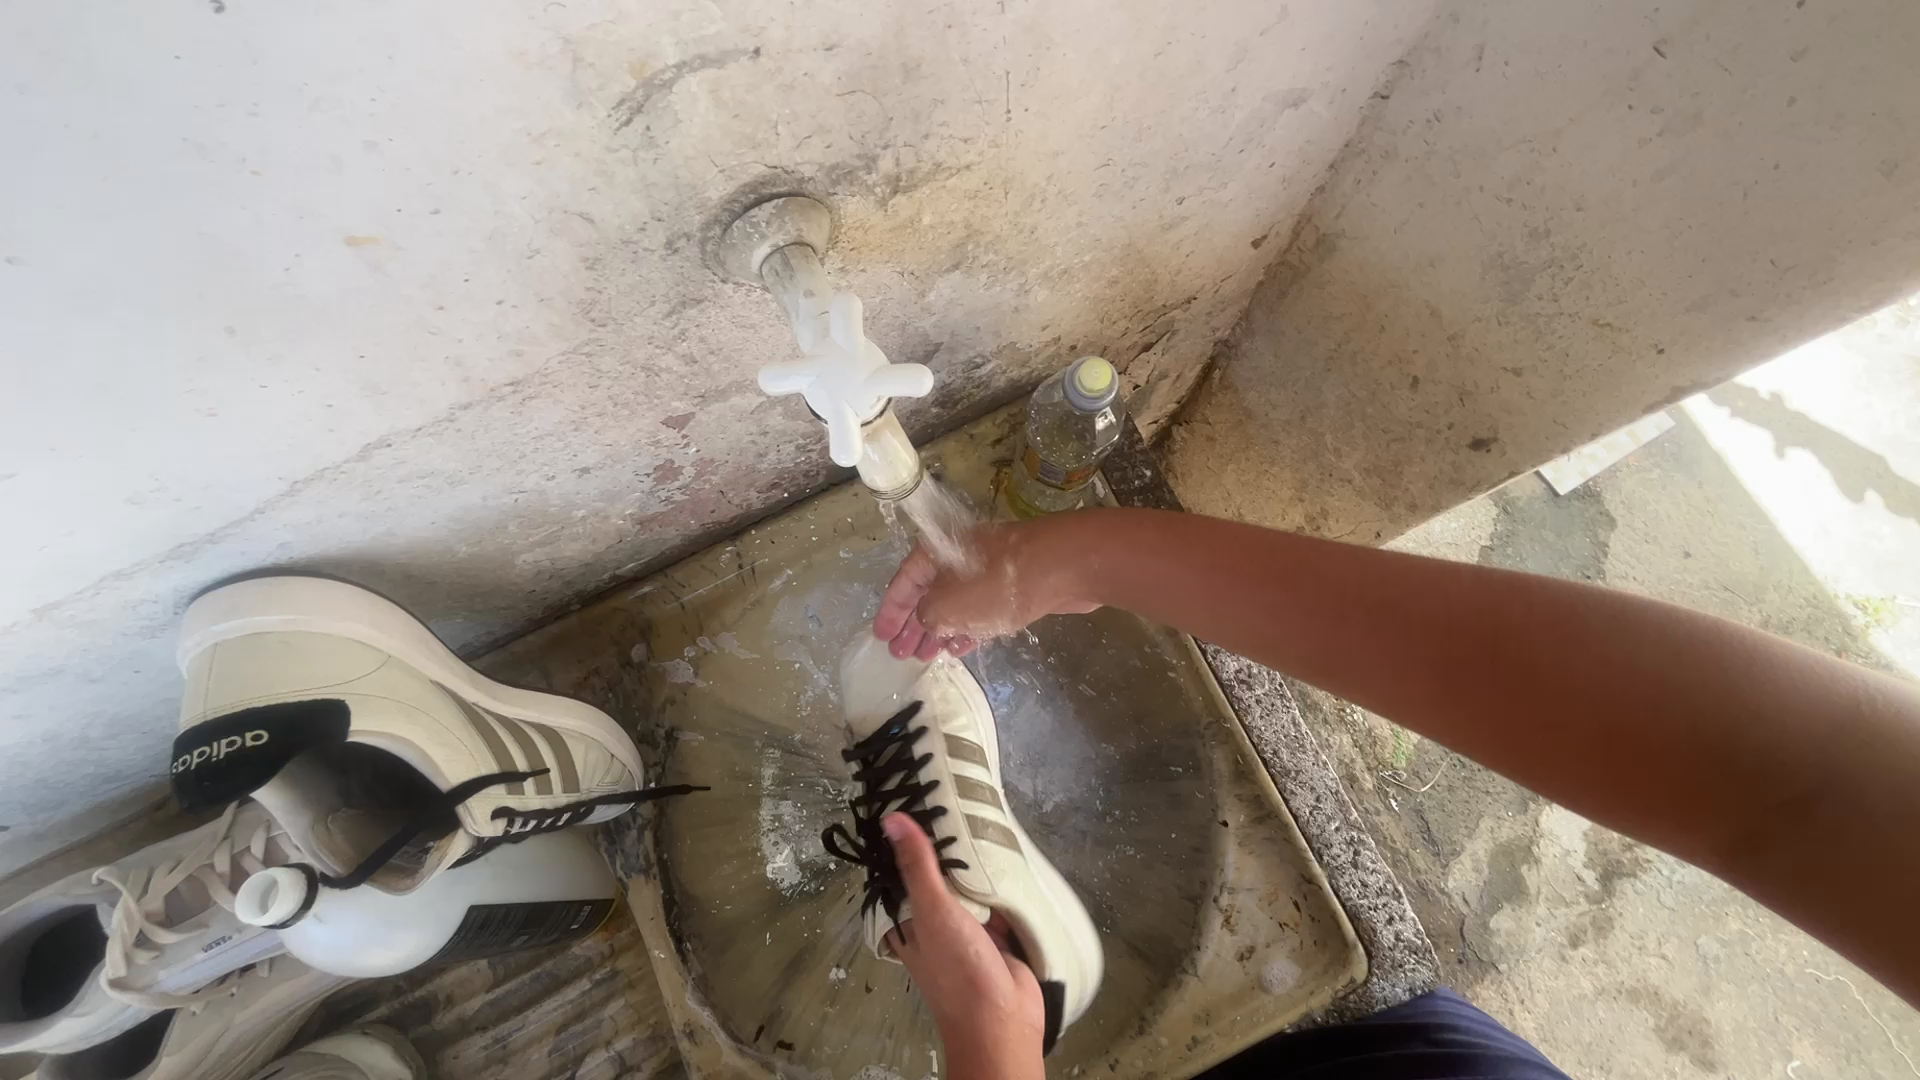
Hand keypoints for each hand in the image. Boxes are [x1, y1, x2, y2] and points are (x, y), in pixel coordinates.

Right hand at [874, 517, 1099, 658]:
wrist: (1065, 566)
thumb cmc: (998, 583)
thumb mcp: (949, 605)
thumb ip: (928, 616)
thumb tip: (926, 621)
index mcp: (937, 551)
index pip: (903, 581)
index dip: (890, 611)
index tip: (880, 636)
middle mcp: (959, 556)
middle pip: (928, 592)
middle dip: (914, 624)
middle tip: (901, 653)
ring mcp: (988, 570)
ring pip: (956, 603)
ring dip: (940, 630)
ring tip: (926, 657)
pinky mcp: (1014, 586)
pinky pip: (981, 610)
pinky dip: (968, 628)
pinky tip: (959, 648)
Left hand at [881, 813, 1046, 1079]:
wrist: (1004, 1021)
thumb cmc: (957, 969)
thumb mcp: (932, 912)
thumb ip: (917, 866)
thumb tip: (891, 819)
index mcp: (907, 918)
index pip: (900, 868)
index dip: (904, 837)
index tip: (910, 793)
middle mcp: (934, 918)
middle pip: (937, 870)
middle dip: (945, 840)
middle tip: (952, 790)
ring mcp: (966, 923)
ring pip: (967, 880)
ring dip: (974, 856)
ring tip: (978, 806)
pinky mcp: (997, 928)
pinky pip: (996, 893)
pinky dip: (1001, 875)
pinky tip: (1006, 842)